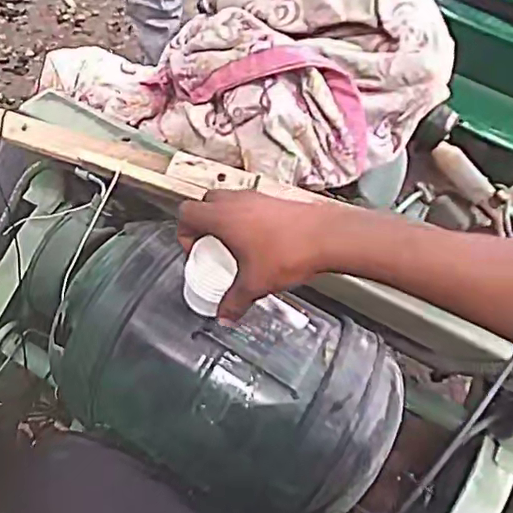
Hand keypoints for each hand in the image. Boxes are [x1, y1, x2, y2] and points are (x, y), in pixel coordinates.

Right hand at [176, 190, 361, 319]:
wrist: (328, 237)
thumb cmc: (289, 252)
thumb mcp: (255, 284)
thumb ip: (234, 302)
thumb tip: (225, 315)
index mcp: (222, 217)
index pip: (186, 213)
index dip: (184, 232)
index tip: (195, 250)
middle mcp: (237, 201)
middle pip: (205, 203)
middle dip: (203, 224)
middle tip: (211, 246)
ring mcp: (258, 197)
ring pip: (229, 201)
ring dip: (226, 219)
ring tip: (236, 245)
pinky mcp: (276, 200)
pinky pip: (251, 204)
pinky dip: (248, 219)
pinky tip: (260, 242)